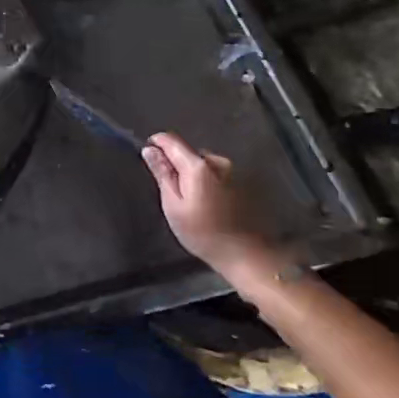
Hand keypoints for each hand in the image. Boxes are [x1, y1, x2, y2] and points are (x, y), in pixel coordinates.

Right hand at [142, 132, 274, 277]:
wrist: (249, 257)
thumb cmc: (203, 233)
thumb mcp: (173, 205)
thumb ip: (162, 174)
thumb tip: (149, 150)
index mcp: (198, 166)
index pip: (171, 140)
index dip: (156, 144)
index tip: (150, 157)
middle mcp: (219, 162)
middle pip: (189, 152)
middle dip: (177, 165)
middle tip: (173, 191)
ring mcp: (236, 173)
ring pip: (204, 164)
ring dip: (195, 174)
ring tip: (194, 200)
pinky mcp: (246, 184)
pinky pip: (218, 174)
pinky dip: (210, 182)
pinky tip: (211, 204)